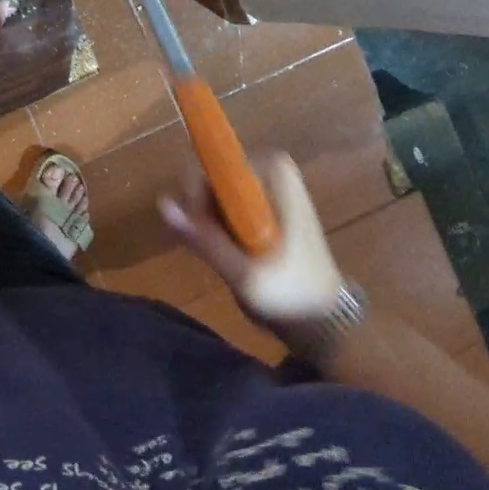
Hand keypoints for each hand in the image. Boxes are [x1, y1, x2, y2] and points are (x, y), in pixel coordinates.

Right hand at [160, 153, 347, 335]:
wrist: (326, 321)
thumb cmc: (291, 294)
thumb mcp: (244, 273)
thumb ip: (203, 238)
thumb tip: (162, 204)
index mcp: (274, 172)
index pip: (212, 168)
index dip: (198, 199)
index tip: (202, 233)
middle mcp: (271, 170)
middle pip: (211, 180)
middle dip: (204, 215)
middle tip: (215, 252)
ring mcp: (269, 187)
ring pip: (214, 196)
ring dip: (211, 227)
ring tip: (228, 260)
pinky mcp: (266, 205)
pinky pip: (225, 206)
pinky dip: (220, 230)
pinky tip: (231, 257)